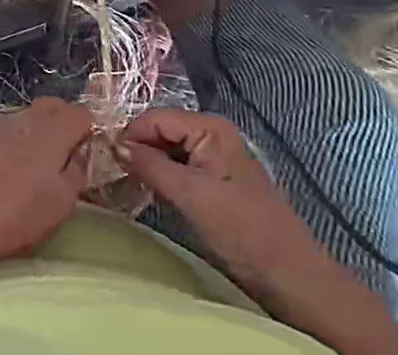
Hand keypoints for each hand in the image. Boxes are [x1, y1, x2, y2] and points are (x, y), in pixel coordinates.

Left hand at [0, 98, 92, 283]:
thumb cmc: (15, 212)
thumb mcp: (62, 202)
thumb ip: (77, 171)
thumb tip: (82, 151)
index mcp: (54, 130)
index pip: (81, 113)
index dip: (88, 130)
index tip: (89, 152)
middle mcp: (26, 116)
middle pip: (53, 107)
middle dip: (63, 124)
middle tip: (66, 157)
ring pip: (28, 116)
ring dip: (37, 131)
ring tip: (35, 165)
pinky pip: (6, 127)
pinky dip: (14, 138)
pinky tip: (7, 165)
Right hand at [116, 108, 317, 271]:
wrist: (292, 280)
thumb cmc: (244, 231)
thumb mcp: (192, 195)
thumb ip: (150, 166)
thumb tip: (114, 145)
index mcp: (209, 127)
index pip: (154, 118)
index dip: (129, 135)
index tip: (106, 158)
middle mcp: (209, 134)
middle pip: (158, 131)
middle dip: (135, 148)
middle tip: (111, 171)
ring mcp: (211, 157)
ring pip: (164, 150)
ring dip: (145, 164)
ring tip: (123, 181)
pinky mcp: (210, 180)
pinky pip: (174, 167)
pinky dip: (158, 176)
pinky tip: (145, 190)